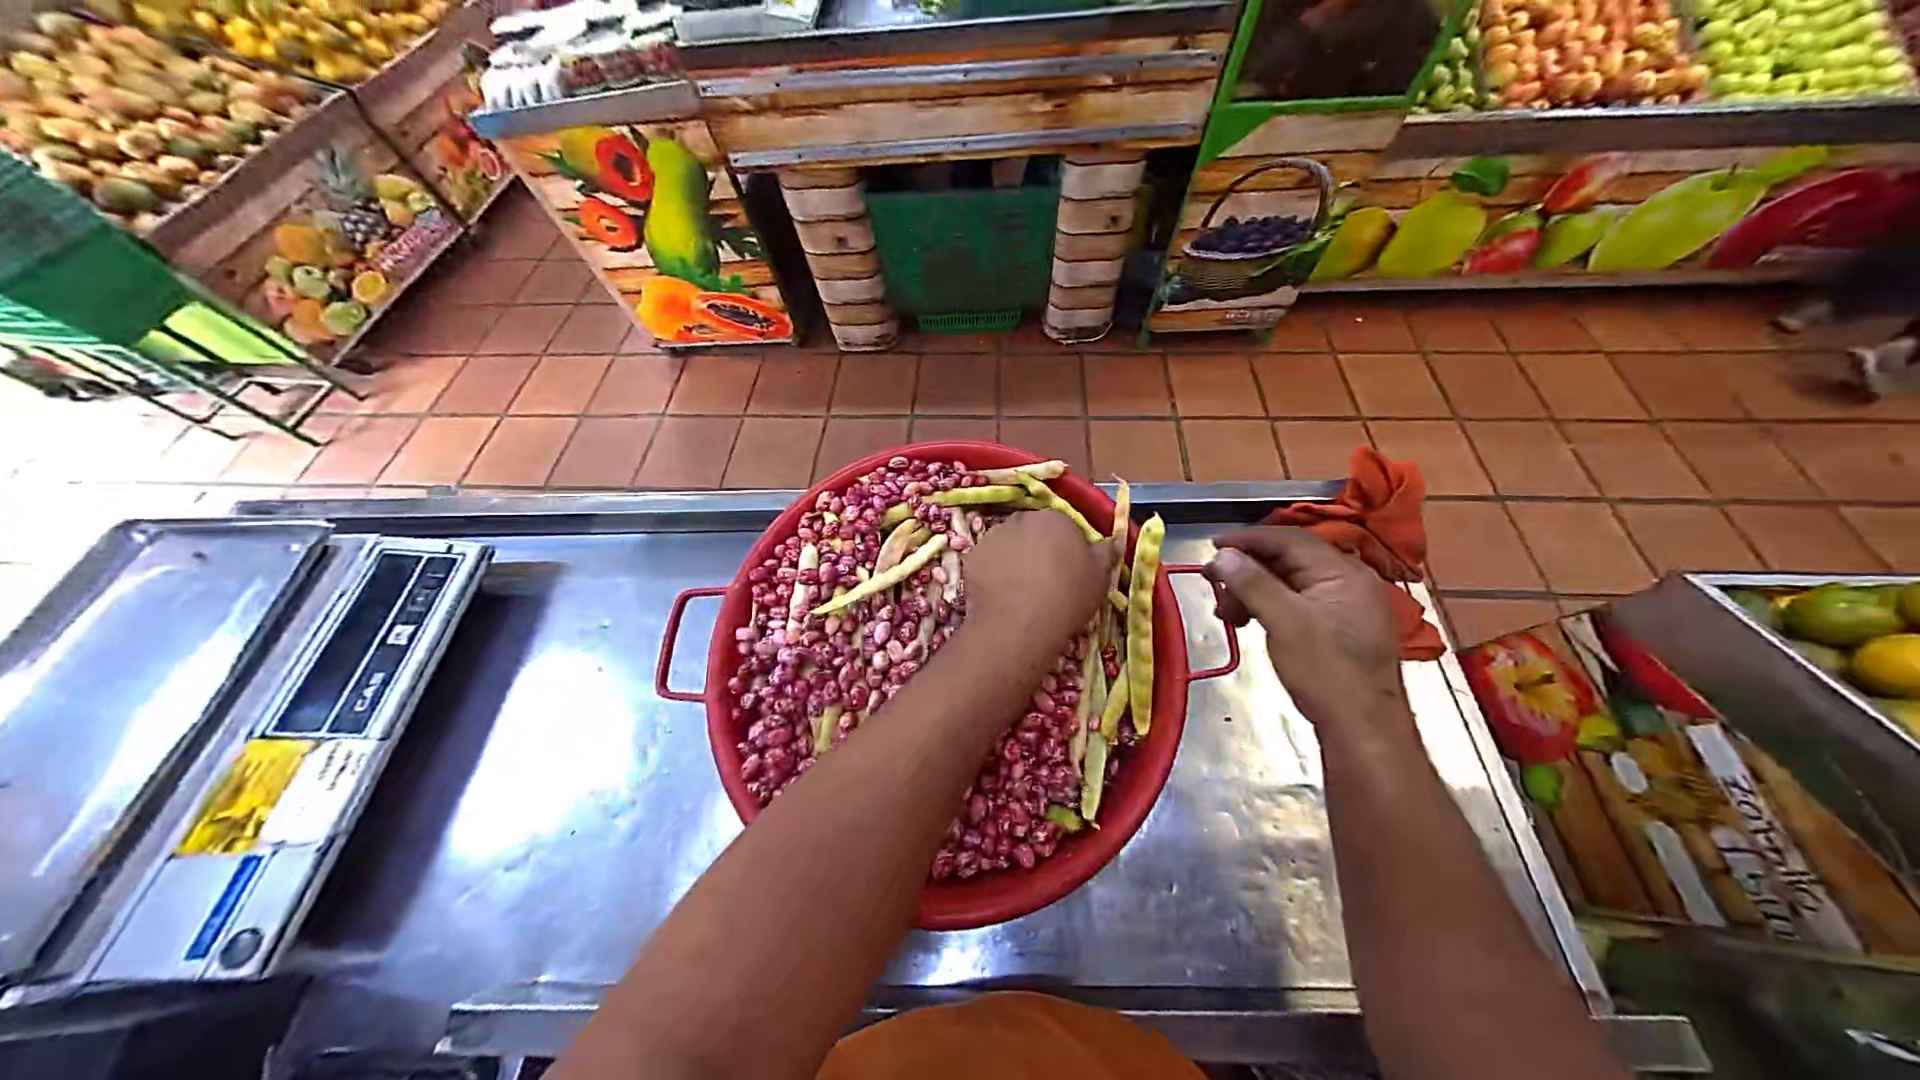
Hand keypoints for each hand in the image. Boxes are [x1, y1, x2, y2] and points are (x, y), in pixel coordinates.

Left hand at [963, 510, 1112, 652]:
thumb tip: (1111, 541)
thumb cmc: (1067, 597)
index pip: (1063, 526)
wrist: (1020, 623)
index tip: (1069, 571)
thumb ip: (1105, 553)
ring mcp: (992, 537)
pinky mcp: (971, 558)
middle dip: (1037, 549)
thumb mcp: (1100, 577)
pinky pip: (987, 563)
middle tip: (1045, 581)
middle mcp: (1021, 519)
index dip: (1067, 549)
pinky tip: (1002, 596)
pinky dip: (993, 574)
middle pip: (1032, 532)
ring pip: (1007, 545)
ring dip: (1014, 560)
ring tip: (1021, 591)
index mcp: (1055, 518)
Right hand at [1205, 527, 1402, 722]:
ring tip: (1228, 612)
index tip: (1211, 546)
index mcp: (1342, 572)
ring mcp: (1346, 604)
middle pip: (1289, 559)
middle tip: (1213, 583)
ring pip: (1290, 582)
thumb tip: (1223, 555)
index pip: (1288, 539)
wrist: (1363, 727)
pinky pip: (1298, 602)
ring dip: (1254, 590)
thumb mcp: (1283, 621)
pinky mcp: (1339, 627)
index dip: (1247, 540)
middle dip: (1247, 569)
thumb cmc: (1325, 671)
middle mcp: (1349, 580)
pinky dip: (1269, 606)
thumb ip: (1252, 583)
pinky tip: (1250, 621)